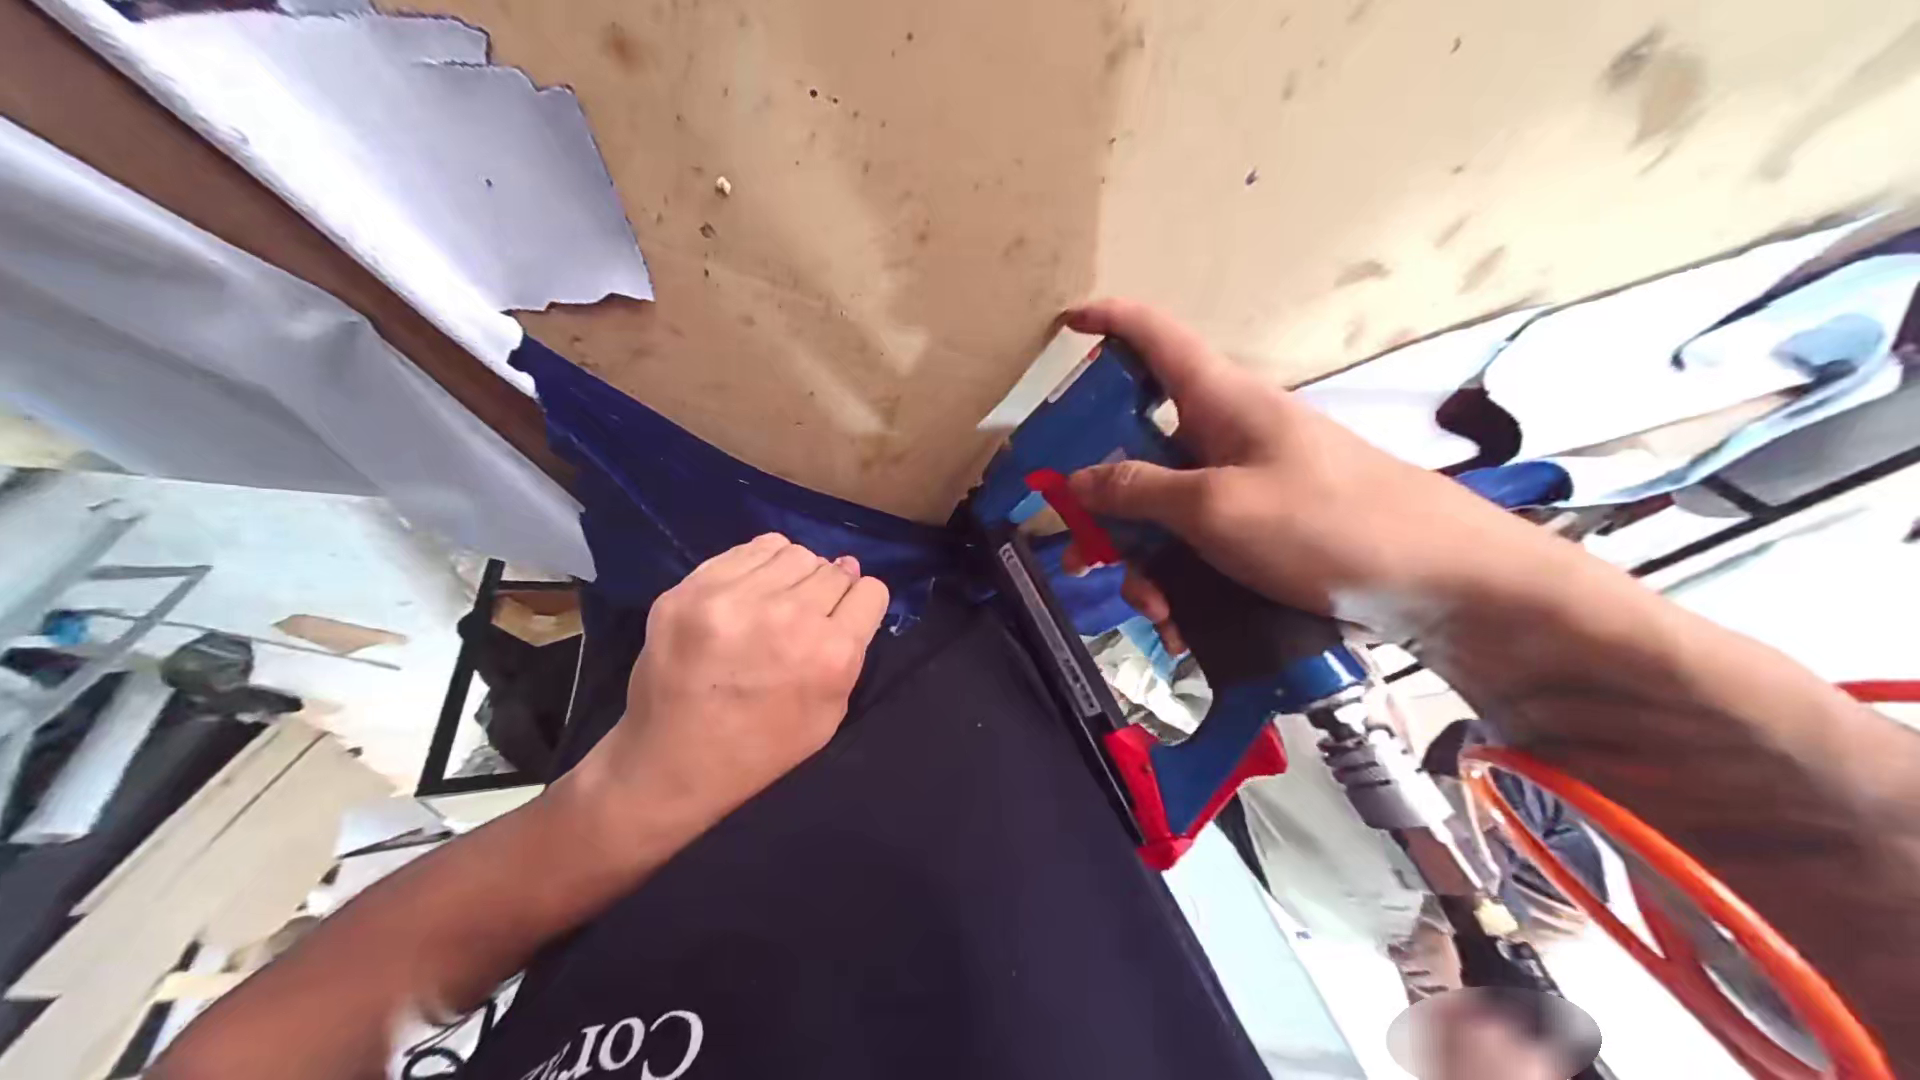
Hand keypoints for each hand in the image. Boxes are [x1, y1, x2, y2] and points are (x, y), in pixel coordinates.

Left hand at [574, 534, 889, 830]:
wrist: (671, 762)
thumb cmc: (762, 748)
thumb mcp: (831, 712)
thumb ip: (851, 647)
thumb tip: (850, 575)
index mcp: (830, 653)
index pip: (870, 591)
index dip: (860, 605)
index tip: (843, 617)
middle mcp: (788, 616)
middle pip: (834, 570)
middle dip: (828, 591)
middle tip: (803, 619)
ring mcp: (734, 598)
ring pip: (795, 553)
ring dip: (795, 575)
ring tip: (775, 604)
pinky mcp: (693, 588)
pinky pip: (751, 549)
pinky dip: (760, 565)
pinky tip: (749, 594)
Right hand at [1062, 298, 1562, 635]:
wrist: (1440, 583)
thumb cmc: (1325, 522)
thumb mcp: (1215, 507)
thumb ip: (1138, 490)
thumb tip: (1075, 479)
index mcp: (1218, 400)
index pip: (1153, 337)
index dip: (1106, 323)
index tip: (1063, 327)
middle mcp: (1225, 434)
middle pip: (1140, 448)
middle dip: (1105, 505)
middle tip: (1080, 554)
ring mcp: (1244, 484)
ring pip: (1165, 511)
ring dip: (1145, 563)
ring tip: (1155, 611)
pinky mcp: (1261, 529)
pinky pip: (1198, 547)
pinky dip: (1182, 583)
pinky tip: (1182, 625)